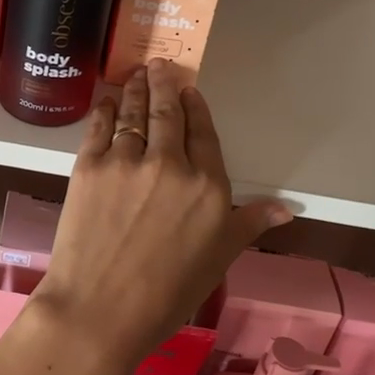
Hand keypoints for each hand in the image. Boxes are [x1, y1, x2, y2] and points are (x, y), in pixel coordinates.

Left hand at [30, 60, 291, 374]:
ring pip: (133, 113)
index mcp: (209, 187)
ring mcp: (127, 161)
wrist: (101, 310)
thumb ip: (248, 224)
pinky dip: (103, 108)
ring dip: (135, 89)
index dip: (196, 108)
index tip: (190, 90)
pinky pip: (98, 126)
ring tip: (136, 73)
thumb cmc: (166, 295)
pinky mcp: (88, 165)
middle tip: (159, 64)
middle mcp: (171, 165)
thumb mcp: (218, 260)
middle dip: (164, 84)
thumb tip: (286, 208)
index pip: (204, 134)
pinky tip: (106, 98)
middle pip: (168, 113)